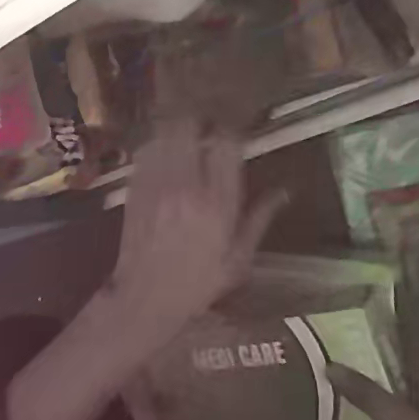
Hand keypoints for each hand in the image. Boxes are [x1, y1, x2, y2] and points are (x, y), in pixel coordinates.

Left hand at [107, 122, 287, 337]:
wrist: (146, 297)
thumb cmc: (198, 283)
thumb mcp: (239, 259)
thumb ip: (259, 219)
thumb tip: (284, 192)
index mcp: (217, 202)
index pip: (226, 145)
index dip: (232, 130)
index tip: (236, 132)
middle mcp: (186, 186)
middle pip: (189, 129)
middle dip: (200, 122)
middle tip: (208, 127)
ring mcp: (156, 185)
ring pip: (164, 136)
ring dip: (176, 131)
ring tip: (185, 136)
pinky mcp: (135, 189)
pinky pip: (145, 153)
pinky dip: (155, 146)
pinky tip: (162, 154)